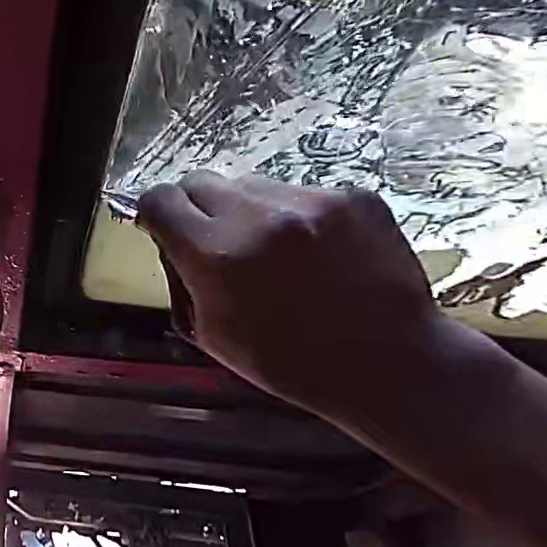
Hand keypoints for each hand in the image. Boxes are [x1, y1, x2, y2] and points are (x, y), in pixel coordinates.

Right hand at [137, 172, 442, 411]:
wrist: (390, 365)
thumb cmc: (287, 362)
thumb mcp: (208, 332)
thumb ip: (181, 276)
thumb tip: (174, 238)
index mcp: (215, 255)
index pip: (159, 198)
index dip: (155, 214)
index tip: (164, 227)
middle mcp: (257, 216)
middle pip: (200, 181)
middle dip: (197, 208)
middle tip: (219, 241)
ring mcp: (309, 200)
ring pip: (251, 184)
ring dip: (248, 211)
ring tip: (276, 252)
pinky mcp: (352, 195)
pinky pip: (299, 192)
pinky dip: (294, 216)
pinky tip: (316, 252)